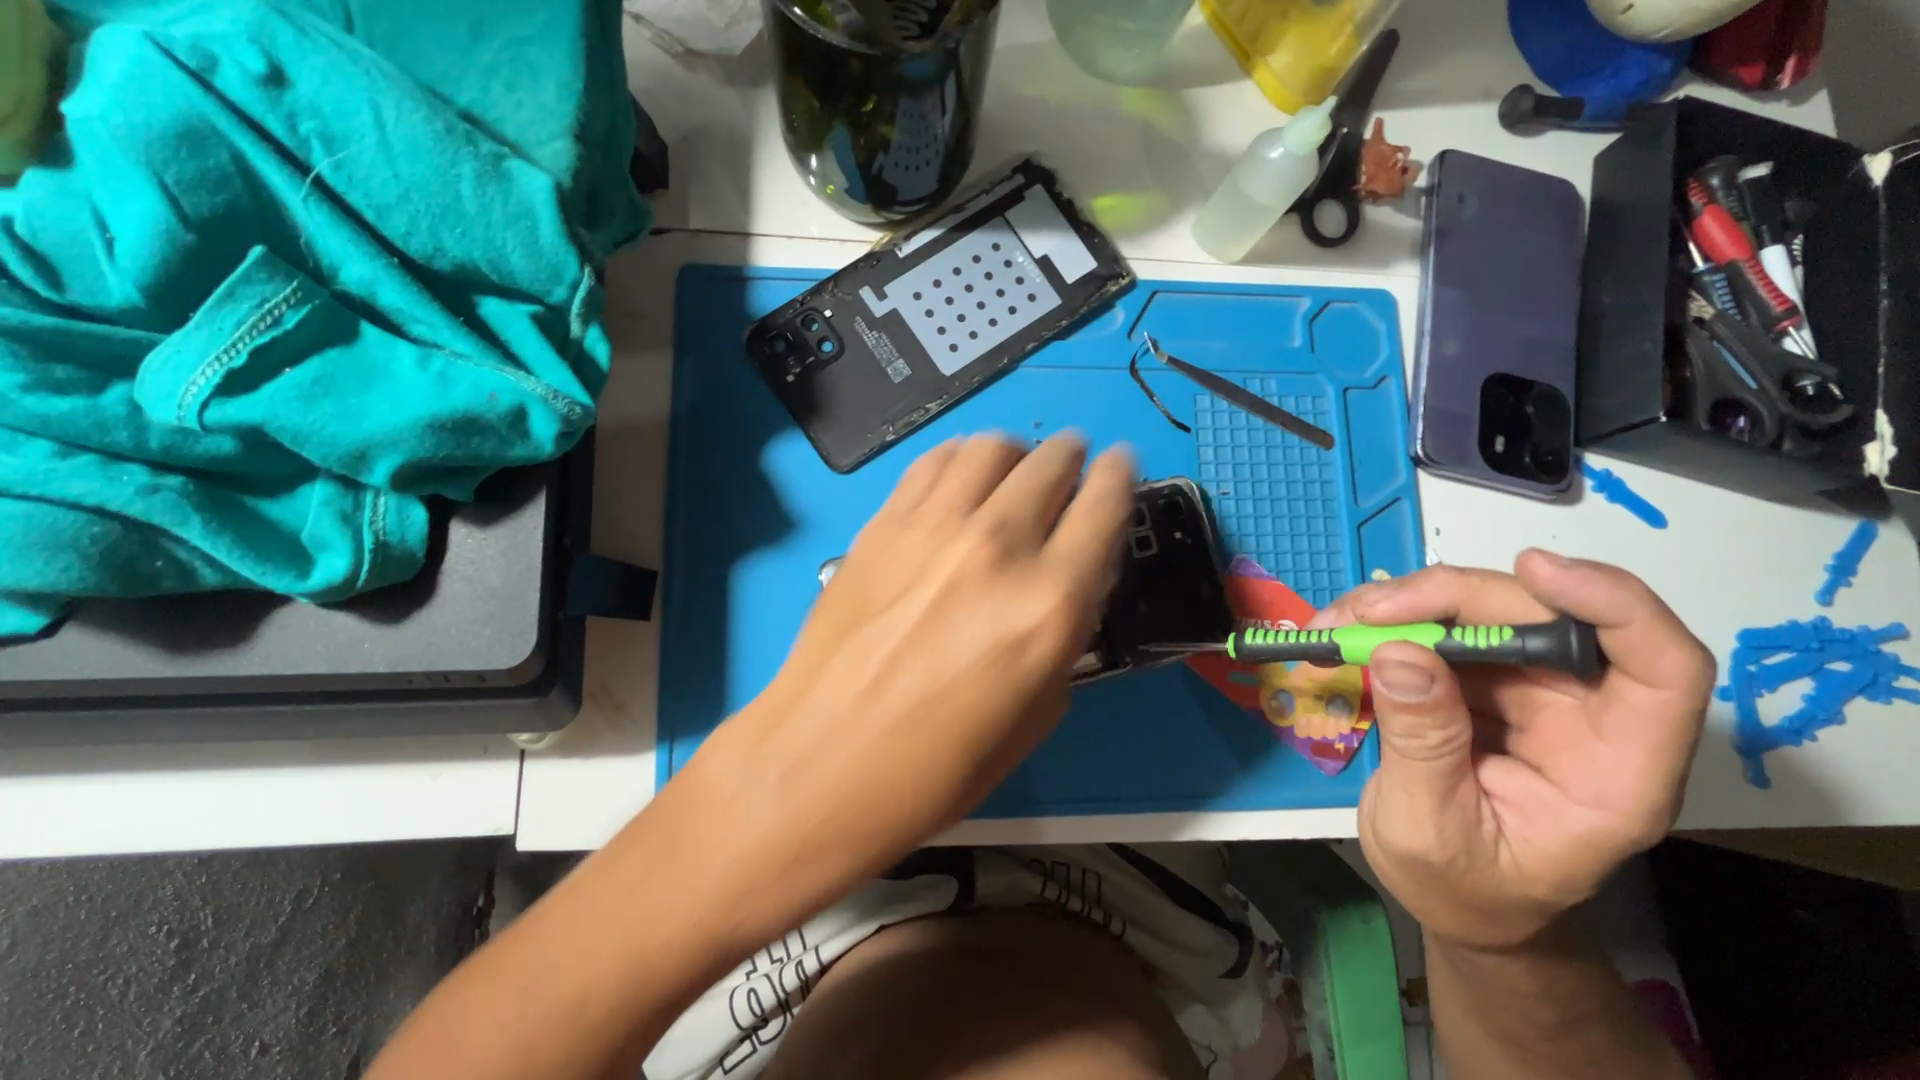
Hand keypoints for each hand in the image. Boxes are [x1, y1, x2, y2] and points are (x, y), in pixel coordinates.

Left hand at [686, 434, 1135, 919]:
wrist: (825, 762)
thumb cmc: (941, 766)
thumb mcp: (1038, 712)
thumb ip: (1064, 635)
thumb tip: (1069, 585)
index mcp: (1052, 601)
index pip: (1105, 504)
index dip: (1119, 476)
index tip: (1120, 465)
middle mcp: (999, 546)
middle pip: (1050, 463)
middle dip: (1072, 455)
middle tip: (1071, 464)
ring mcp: (933, 527)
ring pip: (990, 448)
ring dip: (1016, 451)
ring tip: (1014, 467)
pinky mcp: (882, 525)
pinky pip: (933, 462)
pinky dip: (960, 456)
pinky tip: (960, 474)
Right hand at [1313, 552, 1715, 950]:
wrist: (1458, 904)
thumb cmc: (1465, 889)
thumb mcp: (1430, 830)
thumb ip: (1422, 744)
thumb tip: (1399, 651)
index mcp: (1615, 770)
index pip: (1661, 668)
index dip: (1613, 604)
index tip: (1531, 568)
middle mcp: (1586, 716)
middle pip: (1548, 621)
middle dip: (1457, 599)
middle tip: (1370, 610)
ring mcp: (1535, 695)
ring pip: (1490, 614)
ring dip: (1410, 606)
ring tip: (1340, 623)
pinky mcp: (1487, 685)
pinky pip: (1446, 632)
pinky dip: (1392, 624)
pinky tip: (1345, 633)